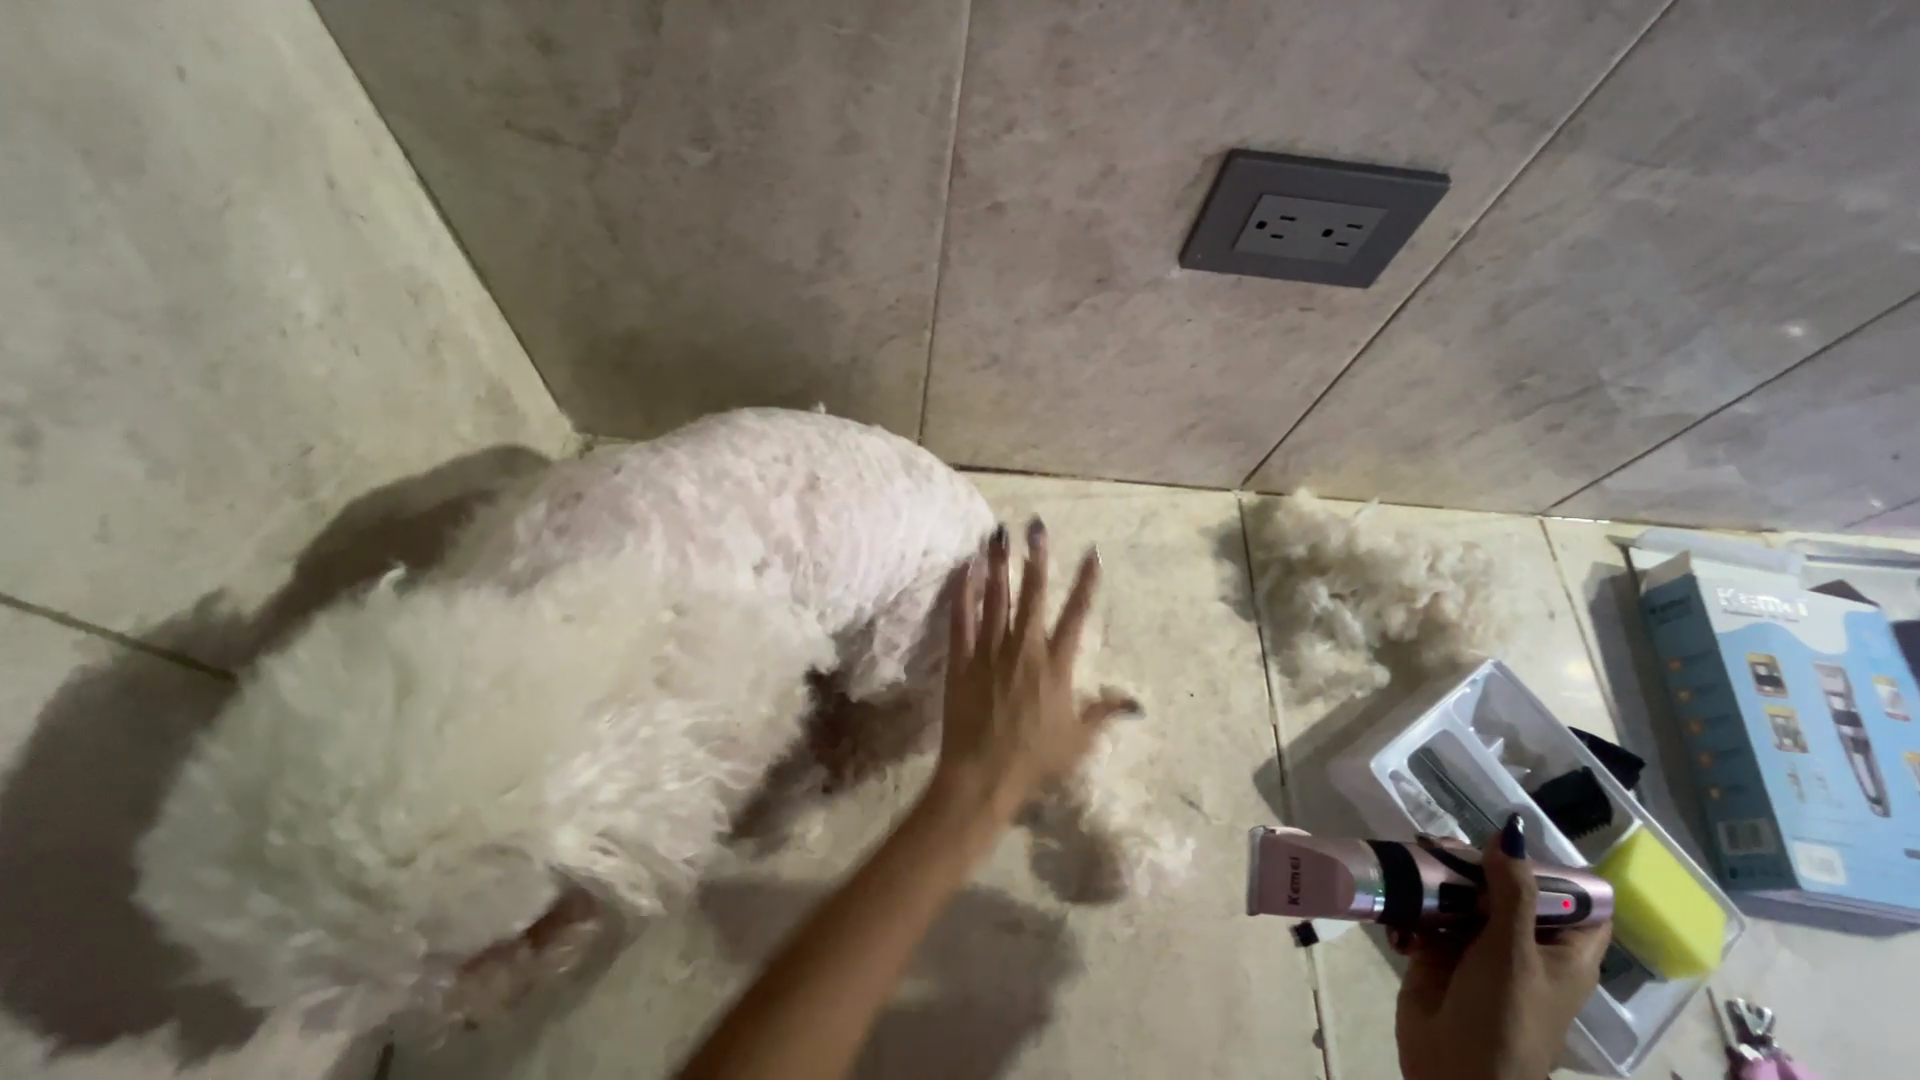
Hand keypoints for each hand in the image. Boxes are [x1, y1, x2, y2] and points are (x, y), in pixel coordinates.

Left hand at [931, 518, 1133, 820]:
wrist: (983, 775)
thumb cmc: (1036, 761)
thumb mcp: (1079, 740)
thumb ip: (1105, 713)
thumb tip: (1135, 703)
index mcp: (1057, 665)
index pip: (1076, 614)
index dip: (1086, 582)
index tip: (1092, 553)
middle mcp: (1025, 649)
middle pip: (1032, 594)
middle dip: (1036, 557)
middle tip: (1036, 525)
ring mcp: (990, 652)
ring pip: (996, 598)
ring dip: (999, 565)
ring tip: (999, 534)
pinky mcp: (961, 660)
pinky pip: (961, 619)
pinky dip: (964, 592)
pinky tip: (966, 568)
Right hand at [1393, 815, 1610, 1079]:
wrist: (1456, 1074)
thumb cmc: (1504, 1015)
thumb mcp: (1512, 950)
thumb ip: (1510, 889)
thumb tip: (1513, 829)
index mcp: (1563, 951)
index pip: (1575, 900)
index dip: (1551, 869)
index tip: (1512, 842)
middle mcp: (1523, 947)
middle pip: (1504, 890)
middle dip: (1474, 865)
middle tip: (1439, 845)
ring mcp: (1478, 952)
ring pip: (1461, 899)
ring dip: (1436, 881)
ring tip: (1411, 862)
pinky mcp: (1438, 957)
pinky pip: (1427, 919)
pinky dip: (1413, 910)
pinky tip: (1400, 909)